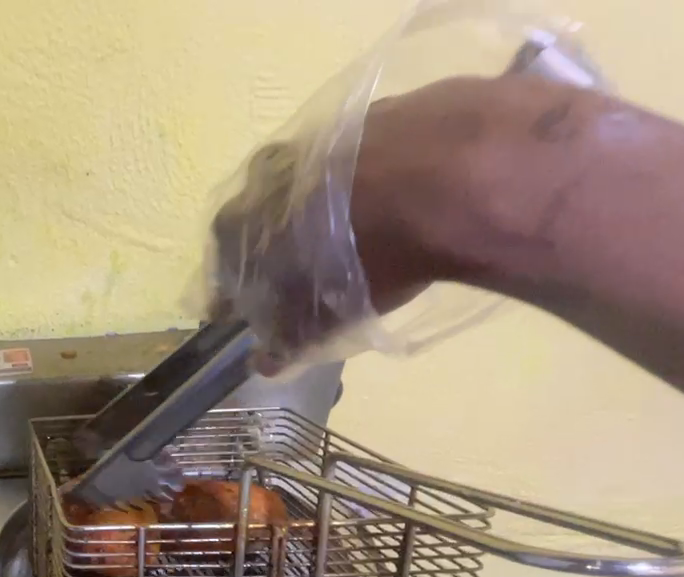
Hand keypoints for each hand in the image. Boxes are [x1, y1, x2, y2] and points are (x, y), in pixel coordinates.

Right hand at [206, 75, 588, 367]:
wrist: (462, 175)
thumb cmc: (375, 256)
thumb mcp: (328, 316)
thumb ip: (289, 338)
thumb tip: (264, 362)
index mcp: (244, 221)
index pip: (221, 260)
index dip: (233, 288)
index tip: (246, 306)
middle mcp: (271, 172)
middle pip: (259, 209)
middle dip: (272, 236)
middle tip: (301, 264)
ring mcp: (324, 134)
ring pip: (308, 175)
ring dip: (320, 199)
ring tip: (352, 228)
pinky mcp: (382, 108)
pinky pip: (360, 150)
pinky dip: (369, 172)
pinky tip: (398, 193)